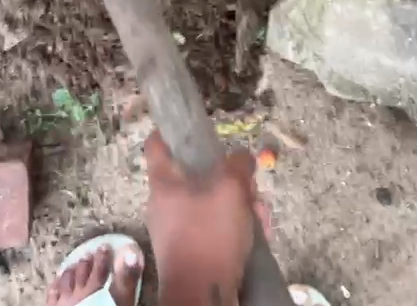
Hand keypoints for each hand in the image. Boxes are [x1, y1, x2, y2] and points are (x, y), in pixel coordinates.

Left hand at [143, 133, 261, 305]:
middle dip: (228, 178)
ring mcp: (174, 230)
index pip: (157, 143)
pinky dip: (232, 227)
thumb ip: (238, 165)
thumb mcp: (230, 188)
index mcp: (163, 181)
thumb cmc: (209, 235)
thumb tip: (242, 158)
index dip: (173, 130)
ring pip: (208, 202)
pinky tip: (256, 234)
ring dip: (236, 204)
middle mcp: (163, 203)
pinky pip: (211, 227)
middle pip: (195, 175)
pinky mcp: (188, 252)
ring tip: (260, 215)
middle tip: (250, 187)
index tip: (196, 128)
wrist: (201, 298)